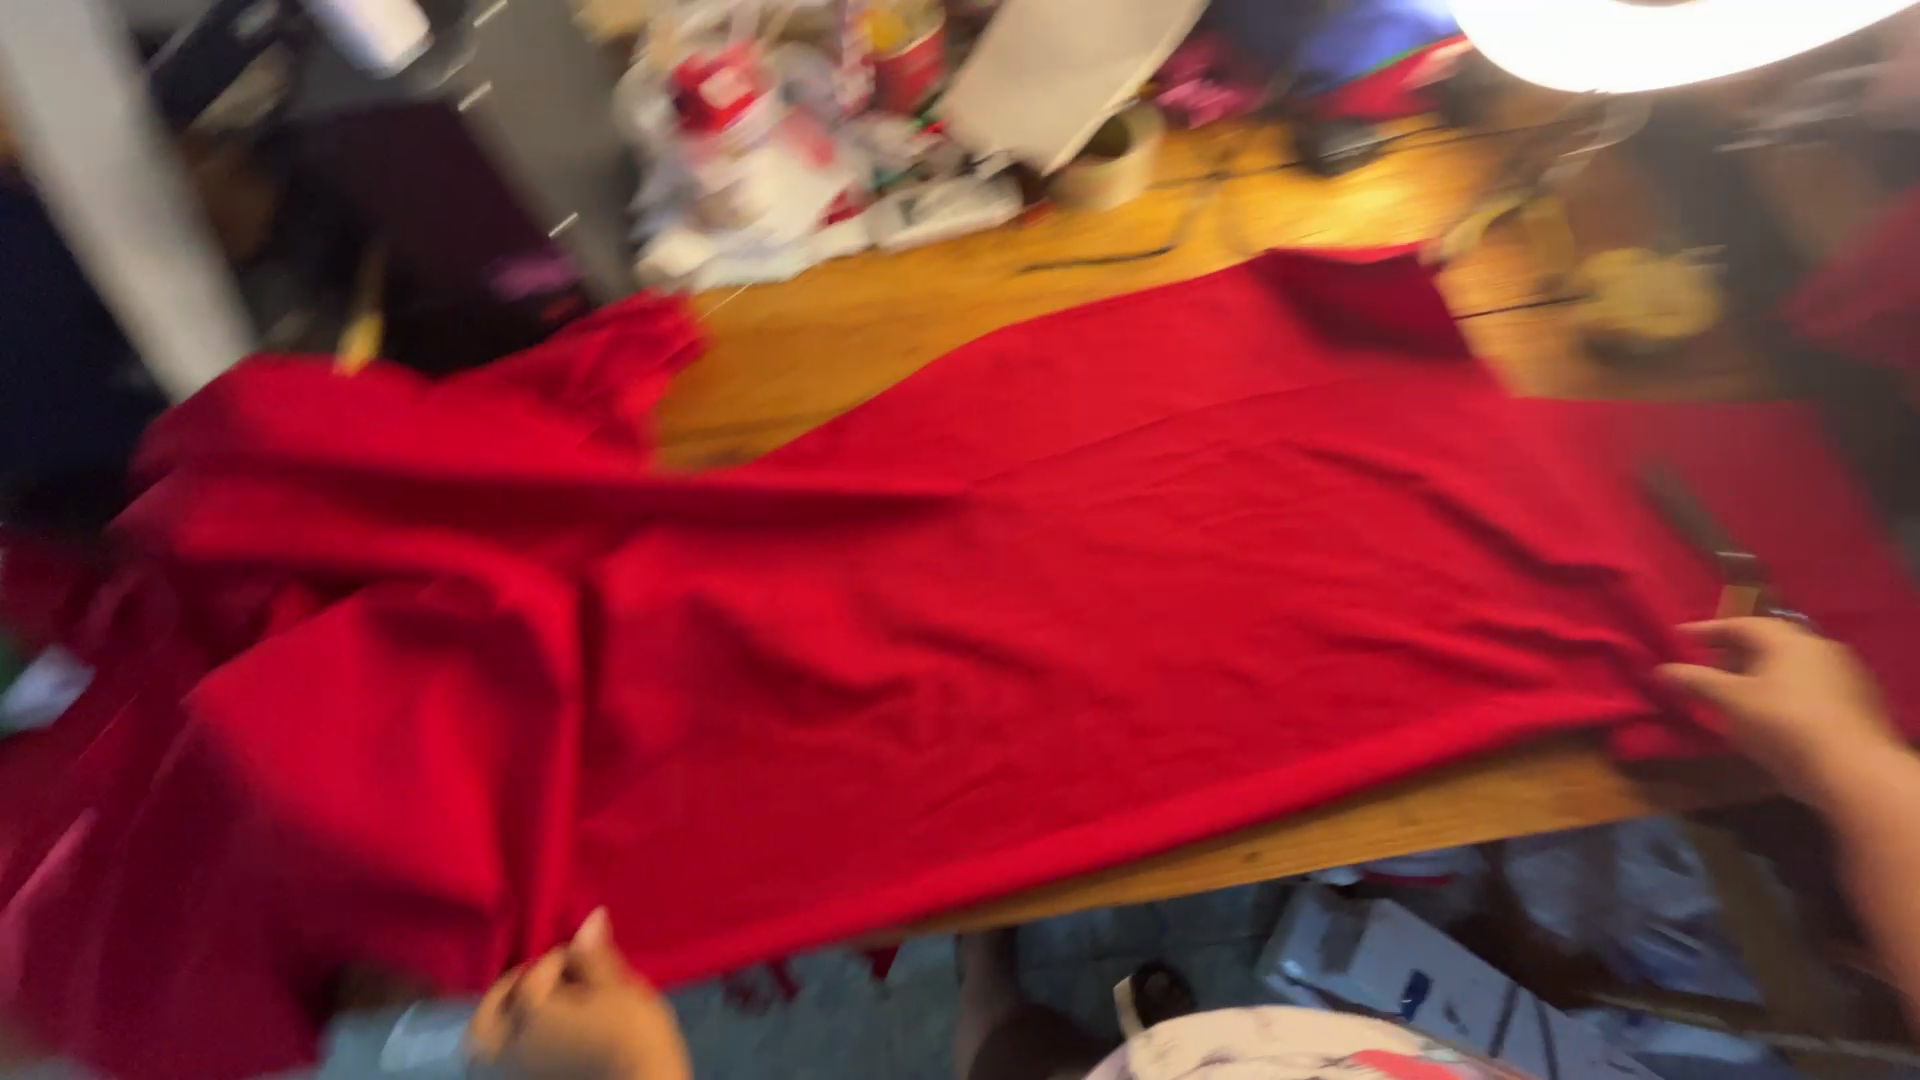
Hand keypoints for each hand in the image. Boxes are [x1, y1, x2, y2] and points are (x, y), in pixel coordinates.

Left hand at [468, 911, 690, 1079]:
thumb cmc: (631, 1033)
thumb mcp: (618, 986)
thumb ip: (594, 956)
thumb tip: (592, 917)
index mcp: (530, 1013)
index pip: (538, 972)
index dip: (565, 957)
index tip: (586, 954)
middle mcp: (508, 1048)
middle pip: (487, 1017)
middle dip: (508, 991)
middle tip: (538, 978)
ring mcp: (512, 1075)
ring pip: (485, 1048)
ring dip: (500, 1024)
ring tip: (533, 1009)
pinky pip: (500, 1068)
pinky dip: (508, 1050)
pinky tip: (536, 1039)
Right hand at [1658, 617, 1901, 807]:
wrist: (1853, 771)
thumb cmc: (1781, 723)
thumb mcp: (1726, 699)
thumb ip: (1692, 680)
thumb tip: (1660, 669)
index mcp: (1790, 642)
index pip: (1741, 624)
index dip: (1705, 629)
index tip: (1676, 637)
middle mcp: (1821, 650)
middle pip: (1767, 642)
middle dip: (1730, 650)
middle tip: (1701, 661)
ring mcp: (1844, 678)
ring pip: (1787, 664)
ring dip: (1754, 670)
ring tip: (1726, 686)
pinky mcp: (1853, 704)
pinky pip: (1804, 684)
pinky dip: (1776, 687)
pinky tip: (1760, 706)